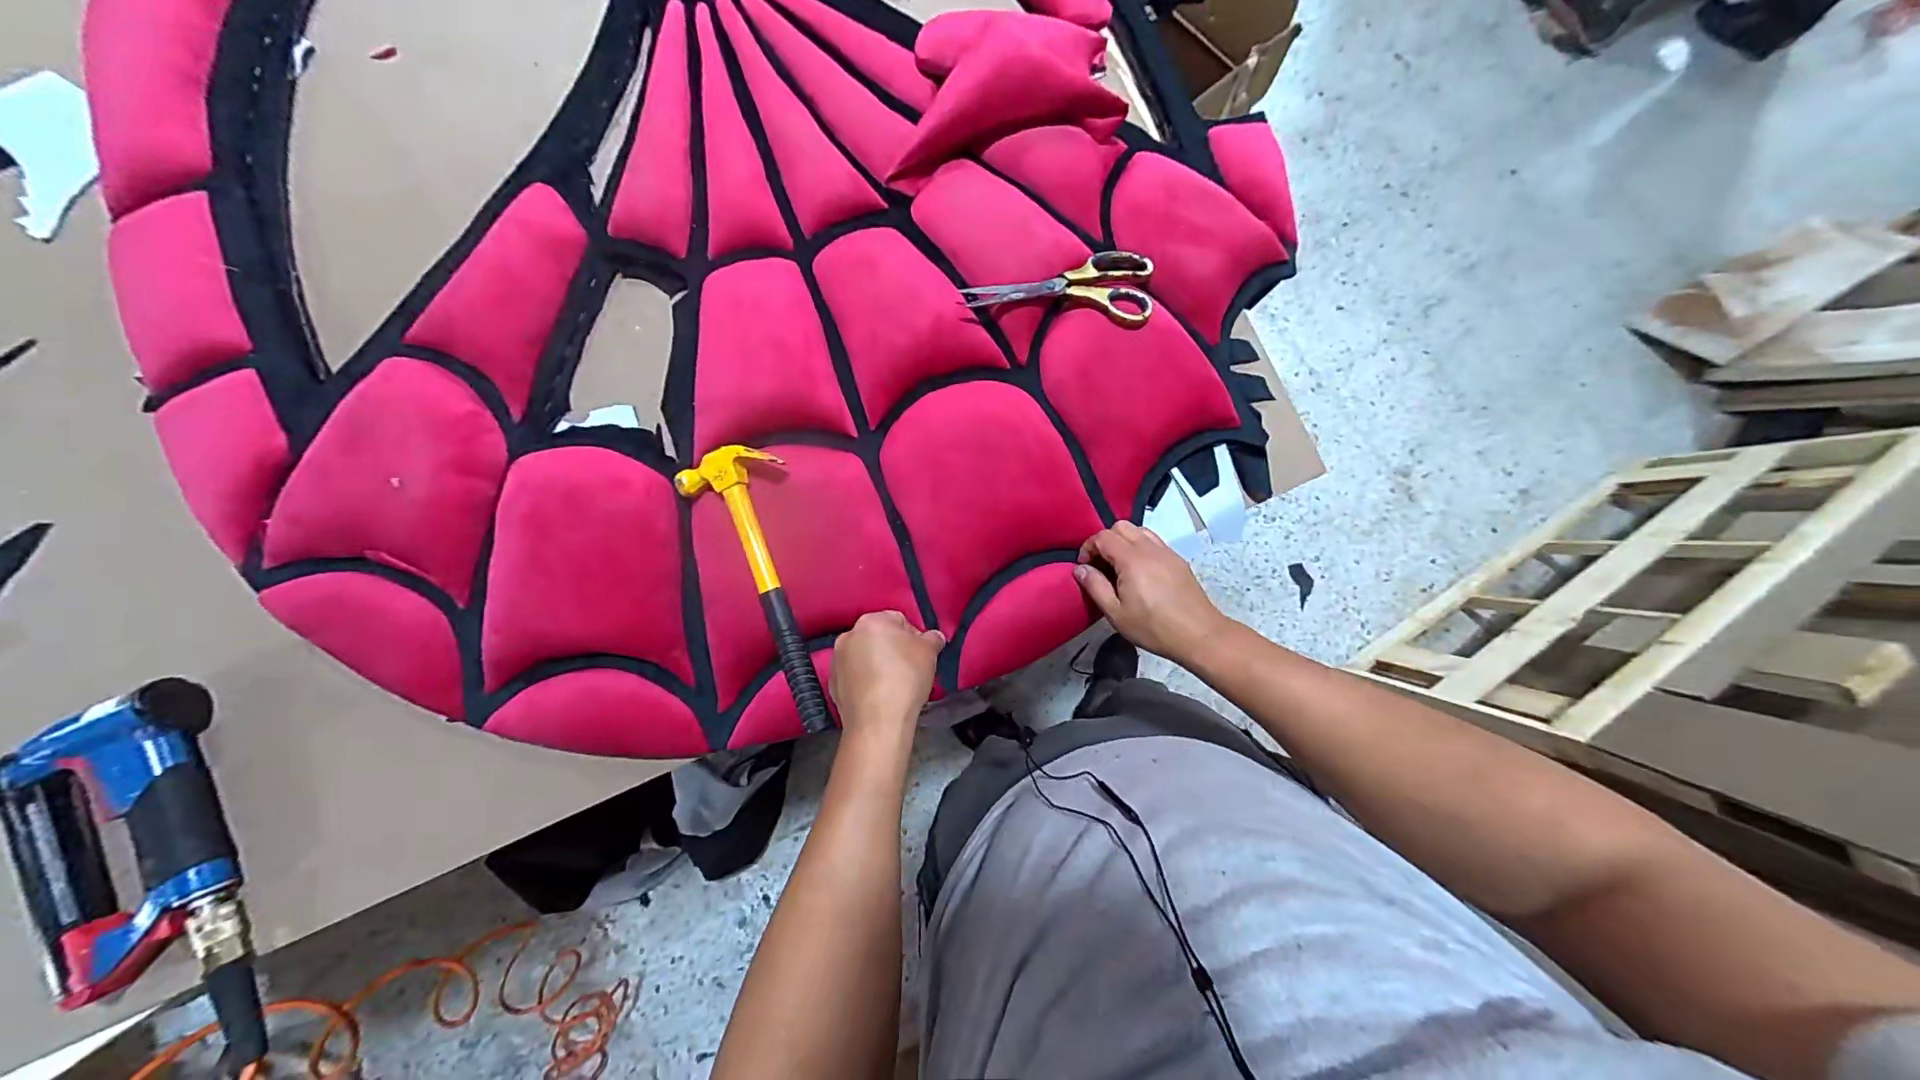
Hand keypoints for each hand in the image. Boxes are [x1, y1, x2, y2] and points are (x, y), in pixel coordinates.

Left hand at [830, 611, 943, 745]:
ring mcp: (837, 660)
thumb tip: (933, 637)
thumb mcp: (929, 652)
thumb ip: (932, 639)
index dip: (914, 636)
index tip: (921, 654)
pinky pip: (854, 675)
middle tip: (909, 668)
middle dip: (893, 648)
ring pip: (864, 656)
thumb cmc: (905, 678)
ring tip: (893, 683)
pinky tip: (878, 694)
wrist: (877, 720)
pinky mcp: (832, 683)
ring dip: (877, 663)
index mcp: (871, 621)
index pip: (899, 620)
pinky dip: (865, 680)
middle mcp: (849, 635)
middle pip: (878, 637)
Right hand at [1074, 521, 1228, 663]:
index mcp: (1132, 559)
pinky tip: (1140, 572)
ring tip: (1119, 567)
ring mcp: (1167, 552)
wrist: (1198, 634)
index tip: (1084, 567)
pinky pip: (1154, 542)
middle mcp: (1150, 548)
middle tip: (1100, 565)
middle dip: (1105, 541)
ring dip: (1124, 542)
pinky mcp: (1178, 560)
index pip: (1103, 537)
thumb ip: (1095, 586)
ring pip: (1139, 531)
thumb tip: (1081, 569)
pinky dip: (1140, 547)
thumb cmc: (1153, 627)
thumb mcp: (1116, 613)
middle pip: (1121, 527)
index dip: (1088, 547)